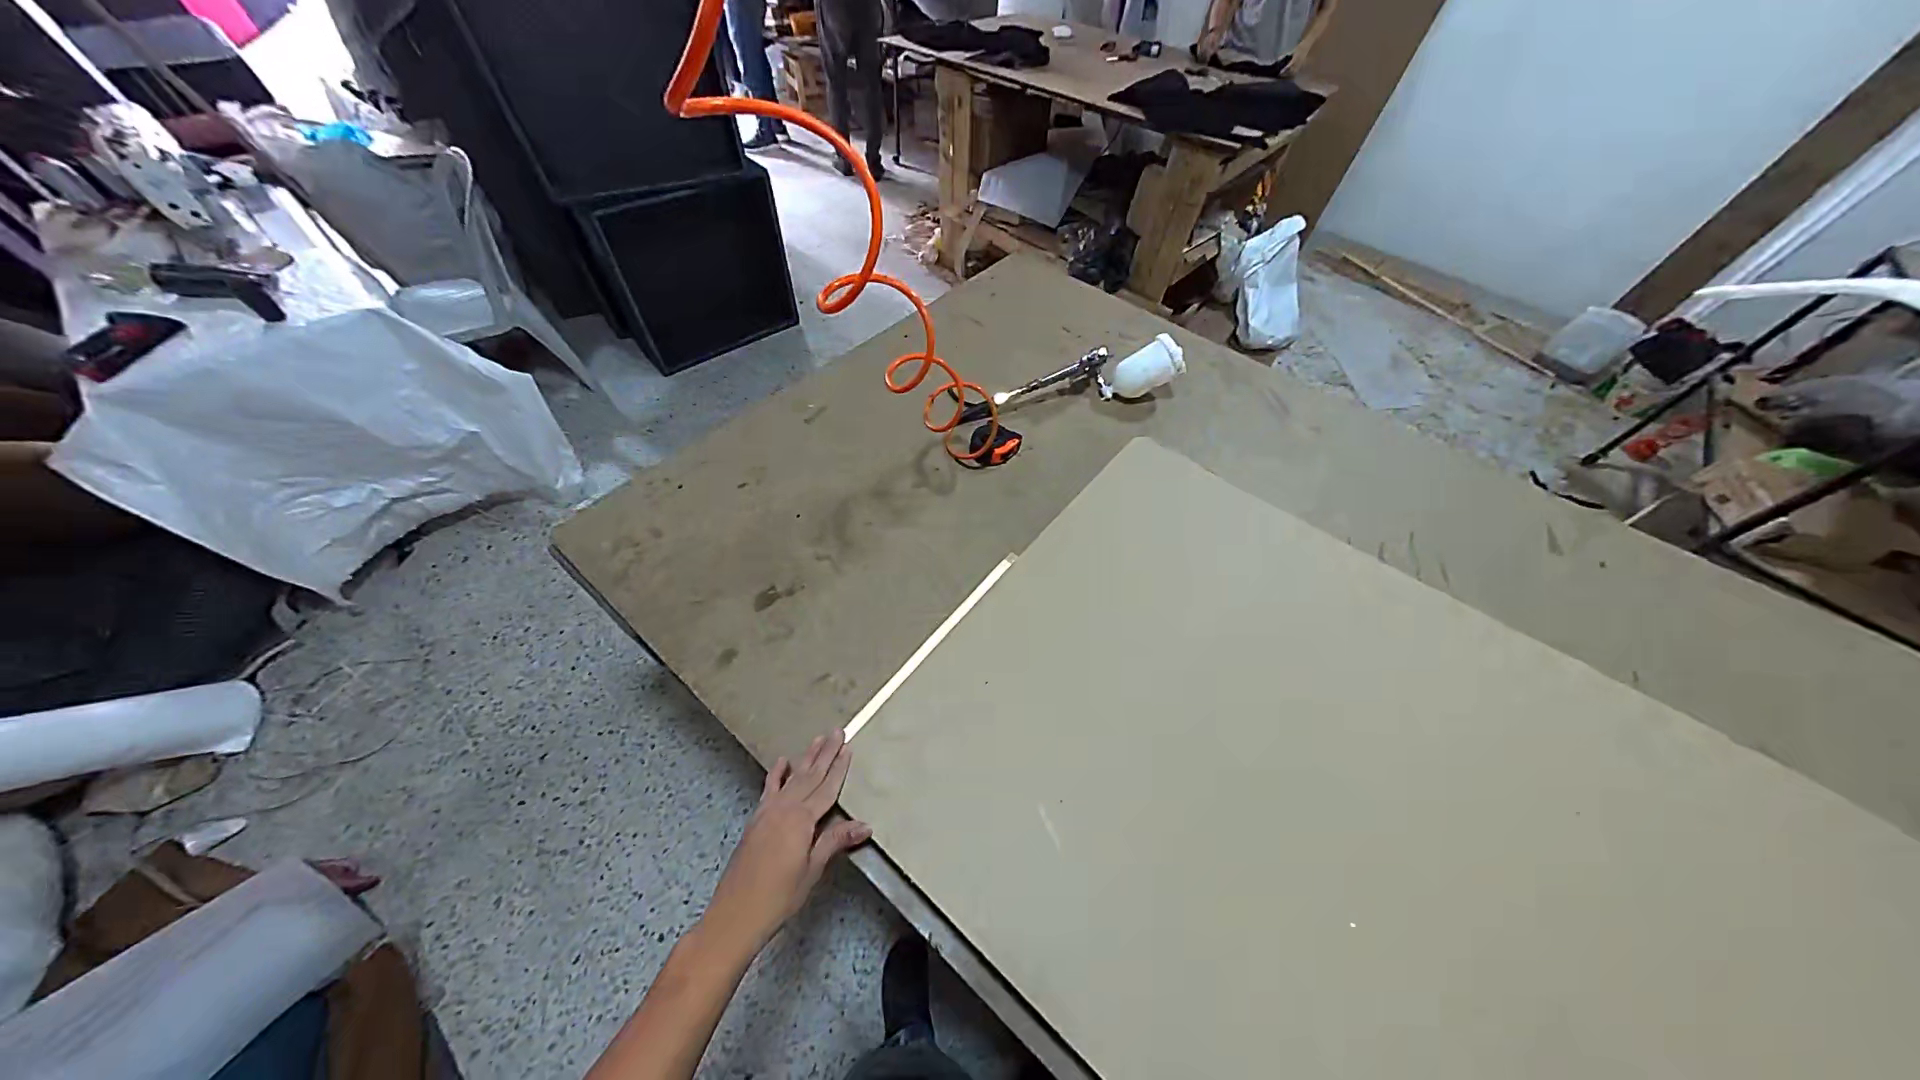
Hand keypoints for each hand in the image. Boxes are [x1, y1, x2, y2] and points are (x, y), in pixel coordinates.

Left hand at [702, 730, 870, 950]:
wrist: (735, 915)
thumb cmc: (778, 897)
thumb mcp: (812, 870)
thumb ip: (835, 842)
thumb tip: (864, 825)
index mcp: (801, 820)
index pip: (826, 788)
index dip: (838, 768)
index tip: (848, 747)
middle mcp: (783, 809)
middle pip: (810, 776)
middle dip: (825, 754)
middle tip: (837, 732)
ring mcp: (767, 813)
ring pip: (792, 778)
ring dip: (805, 758)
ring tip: (817, 740)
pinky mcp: (756, 821)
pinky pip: (770, 790)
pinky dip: (777, 775)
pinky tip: (782, 762)